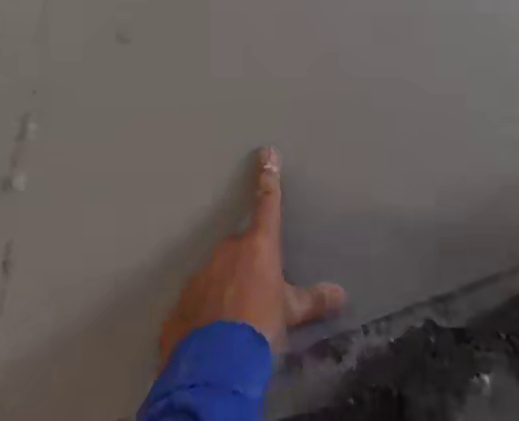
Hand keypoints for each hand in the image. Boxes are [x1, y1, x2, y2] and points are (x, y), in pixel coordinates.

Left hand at [158, 147, 347, 359]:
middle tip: (255, 292)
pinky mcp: (177, 306)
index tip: (266, 153)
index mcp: (259, 245)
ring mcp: (198, 277)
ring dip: (223, 287)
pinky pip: (195, 302)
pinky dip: (203, 312)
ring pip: (214, 273)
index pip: (268, 203)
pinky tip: (211, 334)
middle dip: (245, 263)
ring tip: (233, 319)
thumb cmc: (260, 325)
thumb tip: (341, 294)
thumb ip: (314, 299)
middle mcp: (226, 251)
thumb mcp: (291, 312)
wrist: (213, 365)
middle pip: (239, 247)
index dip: (268, 177)